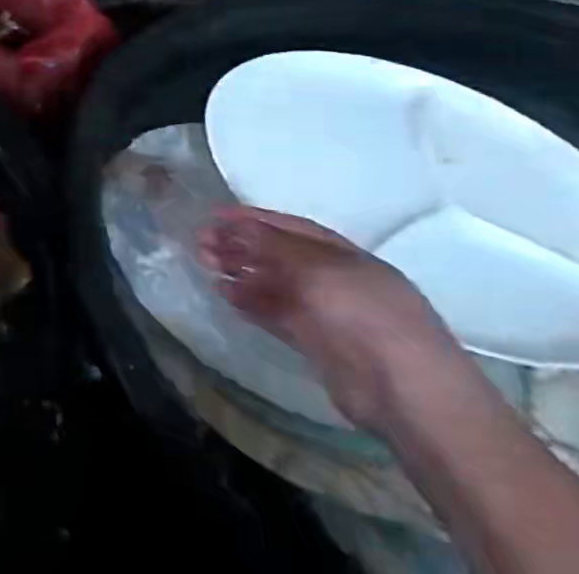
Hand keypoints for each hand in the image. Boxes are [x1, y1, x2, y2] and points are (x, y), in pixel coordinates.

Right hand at [198, 205, 465, 431]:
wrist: (403, 390)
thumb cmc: (364, 315)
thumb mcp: (318, 269)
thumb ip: (273, 245)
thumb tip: (235, 226)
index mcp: (349, 259)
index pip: (294, 229)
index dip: (253, 218)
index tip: (213, 214)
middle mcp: (338, 281)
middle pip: (279, 255)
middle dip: (239, 244)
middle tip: (199, 242)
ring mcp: (326, 312)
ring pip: (273, 283)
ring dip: (238, 271)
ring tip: (206, 265)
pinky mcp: (314, 339)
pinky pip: (273, 312)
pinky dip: (247, 301)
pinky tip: (224, 294)